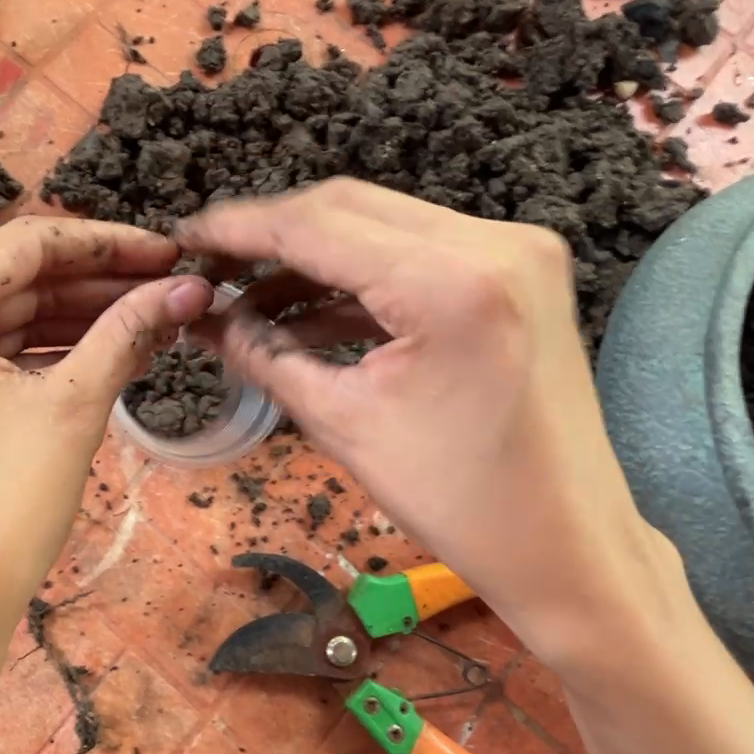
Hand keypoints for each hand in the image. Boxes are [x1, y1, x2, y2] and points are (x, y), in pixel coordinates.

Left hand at [0, 217, 212, 730]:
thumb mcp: (72, 409)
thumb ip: (128, 333)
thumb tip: (192, 290)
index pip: (26, 245)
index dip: (108, 245)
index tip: (171, 252)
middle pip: (15, 281)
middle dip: (98, 286)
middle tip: (174, 291)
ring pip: (5, 320)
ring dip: (76, 320)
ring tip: (153, 321)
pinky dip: (44, 355)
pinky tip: (105, 352)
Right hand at [178, 179, 682, 676]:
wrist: (569, 546)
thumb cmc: (459, 501)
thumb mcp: (343, 423)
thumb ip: (265, 356)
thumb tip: (204, 320)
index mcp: (449, 280)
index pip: (316, 225)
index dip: (238, 228)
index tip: (184, 236)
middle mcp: (491, 241)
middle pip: (346, 207)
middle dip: (270, 235)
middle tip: (211, 267)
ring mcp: (512, 251)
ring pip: (378, 224)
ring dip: (310, 257)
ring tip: (247, 299)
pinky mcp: (513, 273)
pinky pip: (414, 254)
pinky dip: (356, 279)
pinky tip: (303, 312)